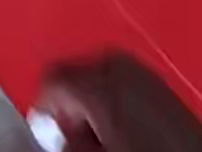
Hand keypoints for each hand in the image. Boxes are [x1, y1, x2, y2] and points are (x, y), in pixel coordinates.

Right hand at [37, 53, 201, 151]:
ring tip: (103, 135)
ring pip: (99, 74)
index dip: (42, 102)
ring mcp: (143, 65)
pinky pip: (122, 80)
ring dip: (94, 101)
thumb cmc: (156, 149)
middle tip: (74, 135)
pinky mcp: (159, 78)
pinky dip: (116, 99)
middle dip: (70, 101)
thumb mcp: (97, 149)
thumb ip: (70, 139)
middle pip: (75, 70)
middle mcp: (122, 59)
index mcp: (103, 71)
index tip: (42, 123)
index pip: (52, 73)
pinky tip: (125, 129)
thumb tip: (59, 133)